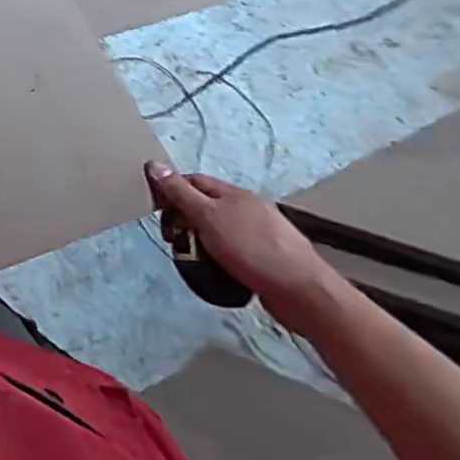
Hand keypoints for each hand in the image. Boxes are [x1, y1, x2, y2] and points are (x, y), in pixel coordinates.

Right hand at [145, 162, 345, 331]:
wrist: (305, 295)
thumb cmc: (251, 250)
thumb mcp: (206, 216)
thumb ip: (178, 191)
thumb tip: (154, 164)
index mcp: (237, 194)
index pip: (193, 181)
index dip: (172, 191)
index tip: (159, 212)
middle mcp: (253, 209)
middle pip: (206, 205)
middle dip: (185, 219)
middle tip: (174, 238)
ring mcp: (265, 235)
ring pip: (219, 229)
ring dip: (202, 240)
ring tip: (196, 256)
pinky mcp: (272, 259)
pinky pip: (235, 250)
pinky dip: (221, 256)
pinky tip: (220, 268)